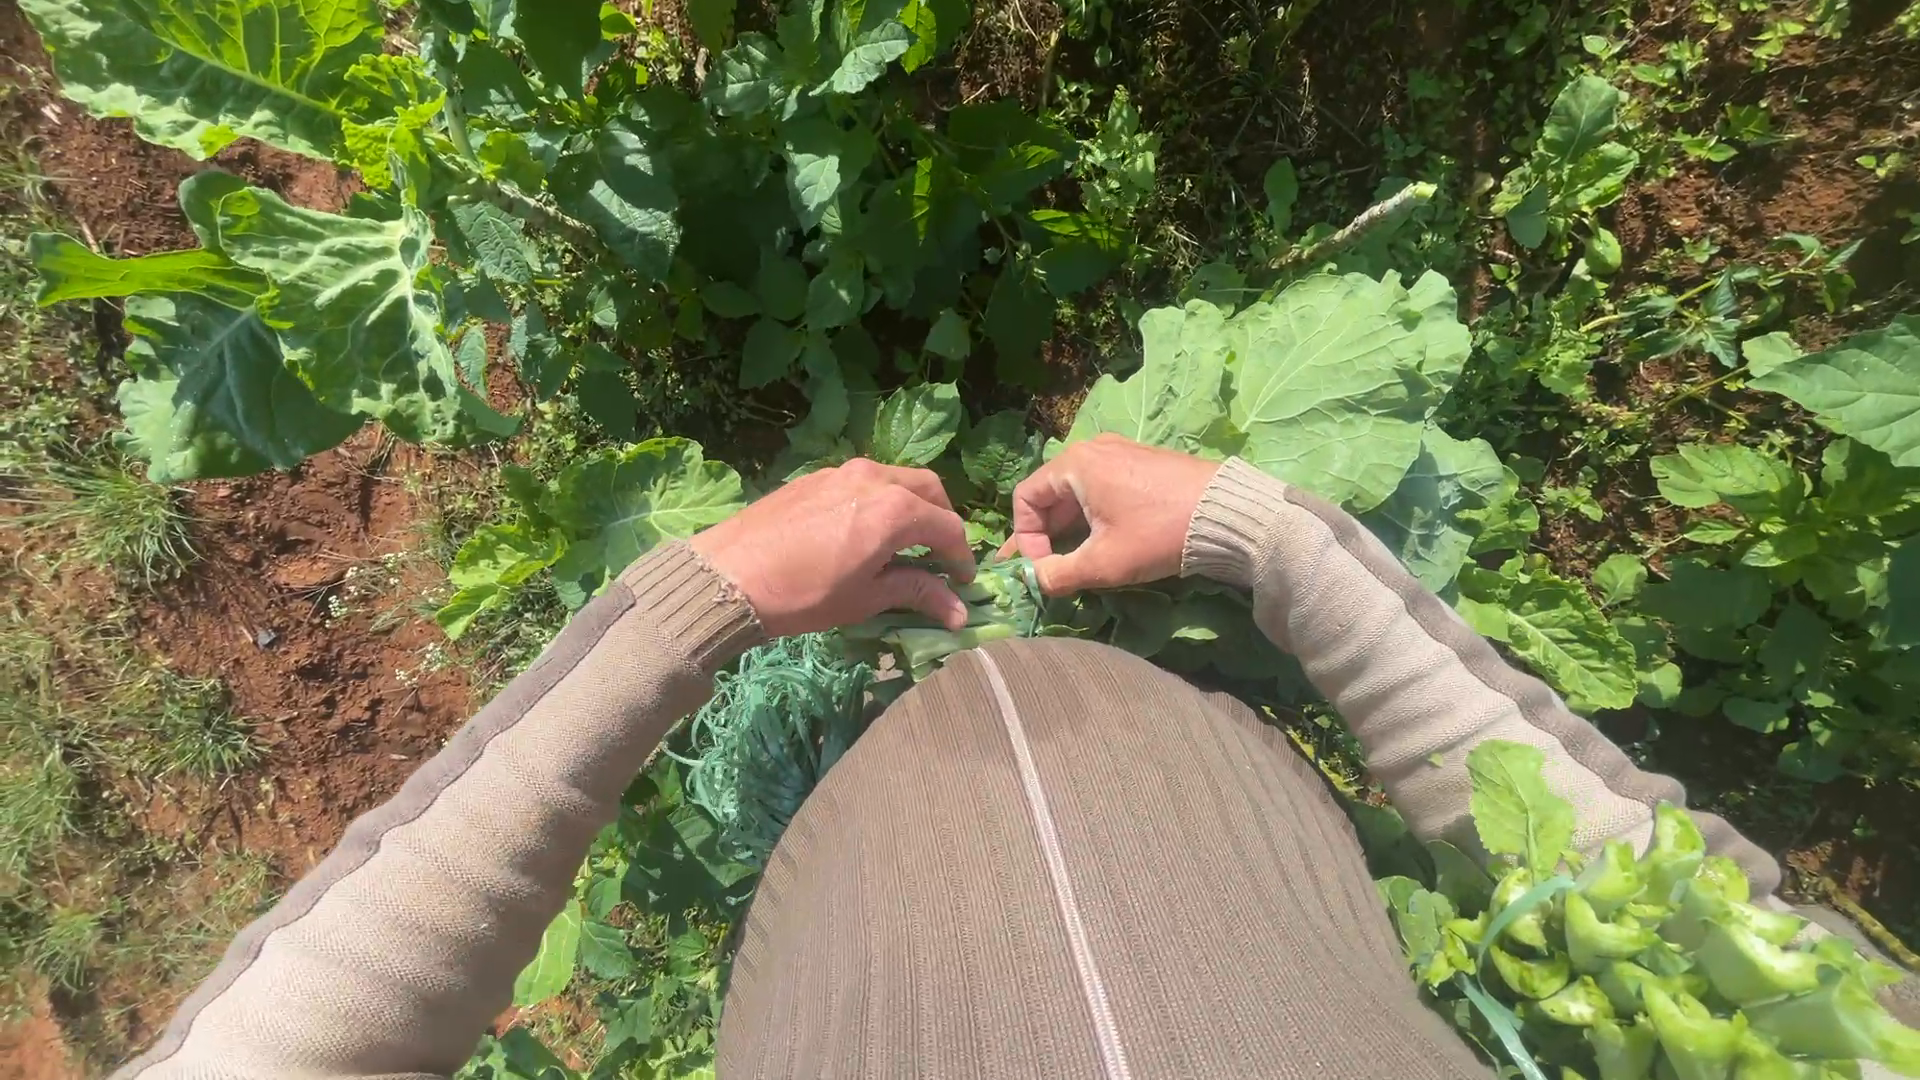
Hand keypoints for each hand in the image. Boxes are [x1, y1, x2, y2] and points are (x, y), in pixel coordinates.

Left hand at [690, 459, 974, 635]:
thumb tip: (959, 612)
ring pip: (897, 480)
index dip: (961, 558)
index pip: (949, 528)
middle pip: (930, 491)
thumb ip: (918, 593)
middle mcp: (876, 478)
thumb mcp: (867, 598)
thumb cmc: (804, 594)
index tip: (962, 583)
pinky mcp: (817, 476)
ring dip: (912, 507)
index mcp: (896, 509)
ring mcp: (843, 471)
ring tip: (903, 543)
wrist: (727, 576)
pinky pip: (865, 481)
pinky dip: (880, 501)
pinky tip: (864, 531)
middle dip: (942, 522)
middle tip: (938, 556)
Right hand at [1000, 435, 1220, 595]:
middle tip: (1038, 569)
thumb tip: (1034, 581)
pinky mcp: (1142, 465)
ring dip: (1067, 530)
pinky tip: (1098, 543)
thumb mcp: (1103, 562)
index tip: (1039, 567)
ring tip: (1066, 562)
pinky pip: (1101, 490)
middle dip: (1043, 536)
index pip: (1025, 498)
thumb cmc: (1158, 533)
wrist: (1229, 514)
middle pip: (1049, 495)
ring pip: (1076, 494)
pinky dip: (1091, 518)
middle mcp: (1093, 451)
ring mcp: (1120, 454)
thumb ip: (1058, 574)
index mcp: (1075, 465)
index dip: (1024, 537)